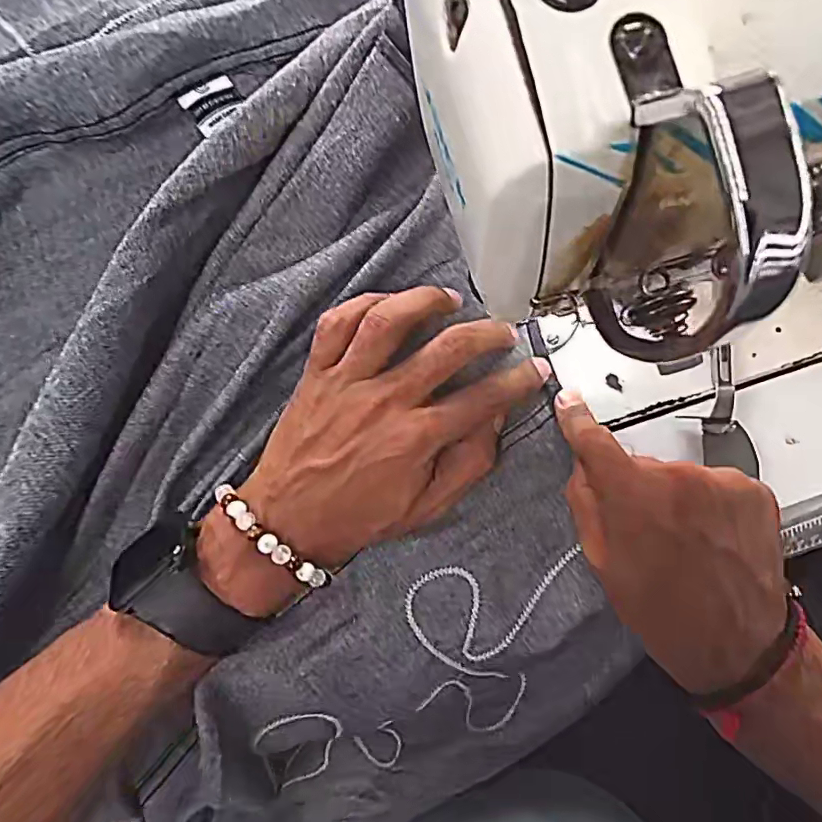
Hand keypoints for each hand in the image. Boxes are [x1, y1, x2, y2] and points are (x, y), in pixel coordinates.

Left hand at [198, 287, 549, 616]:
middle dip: (487, 333)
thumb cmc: (357, 516)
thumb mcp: (426, 507)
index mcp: (416, 439)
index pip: (483, 397)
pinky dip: (364, 303)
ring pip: (390, 321)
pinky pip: (338, 323)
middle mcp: (385, 403)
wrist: (290, 521)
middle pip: (448, 349)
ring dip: (425, 302)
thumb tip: (494, 422)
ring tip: (449, 301)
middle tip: (502, 332)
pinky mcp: (319, 374)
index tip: (532, 370)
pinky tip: (388, 303)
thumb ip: (467, 464)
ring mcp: (348, 382)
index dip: (518, 380)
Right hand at [555, 388, 791, 695]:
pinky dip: (711, 505)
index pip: (595, 440)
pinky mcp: (752, 490)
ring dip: (679, 499)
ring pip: (681, 475)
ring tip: (687, 544)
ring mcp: (720, 483)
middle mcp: (678, 480)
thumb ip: (587, 507)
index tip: (571, 404)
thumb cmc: (670, 615)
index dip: (578, 419)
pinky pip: (715, 484)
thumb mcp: (605, 566)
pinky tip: (712, 539)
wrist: (736, 644)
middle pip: (643, 465)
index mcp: (634, 497)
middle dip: (640, 490)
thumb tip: (583, 472)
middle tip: (650, 533)